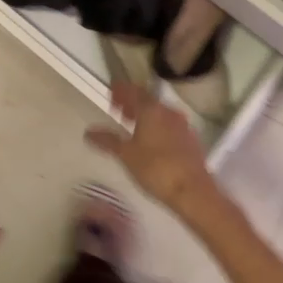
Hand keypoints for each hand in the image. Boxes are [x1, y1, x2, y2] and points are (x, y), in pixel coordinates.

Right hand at [85, 82, 217, 216]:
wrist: (194, 192)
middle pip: (148, 100)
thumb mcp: (126, 155)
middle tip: (119, 110)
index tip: (111, 92)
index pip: (133, 91)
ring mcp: (183, 126)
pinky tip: (152, 142)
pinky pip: (170, 126)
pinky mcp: (191, 141)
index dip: (121, 90)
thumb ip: (107, 141)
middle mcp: (168, 112)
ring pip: (160, 113)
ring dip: (145, 116)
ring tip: (133, 127)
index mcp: (151, 109)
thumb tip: (89, 132)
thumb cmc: (156, 169)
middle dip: (132, 103)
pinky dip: (158, 127)